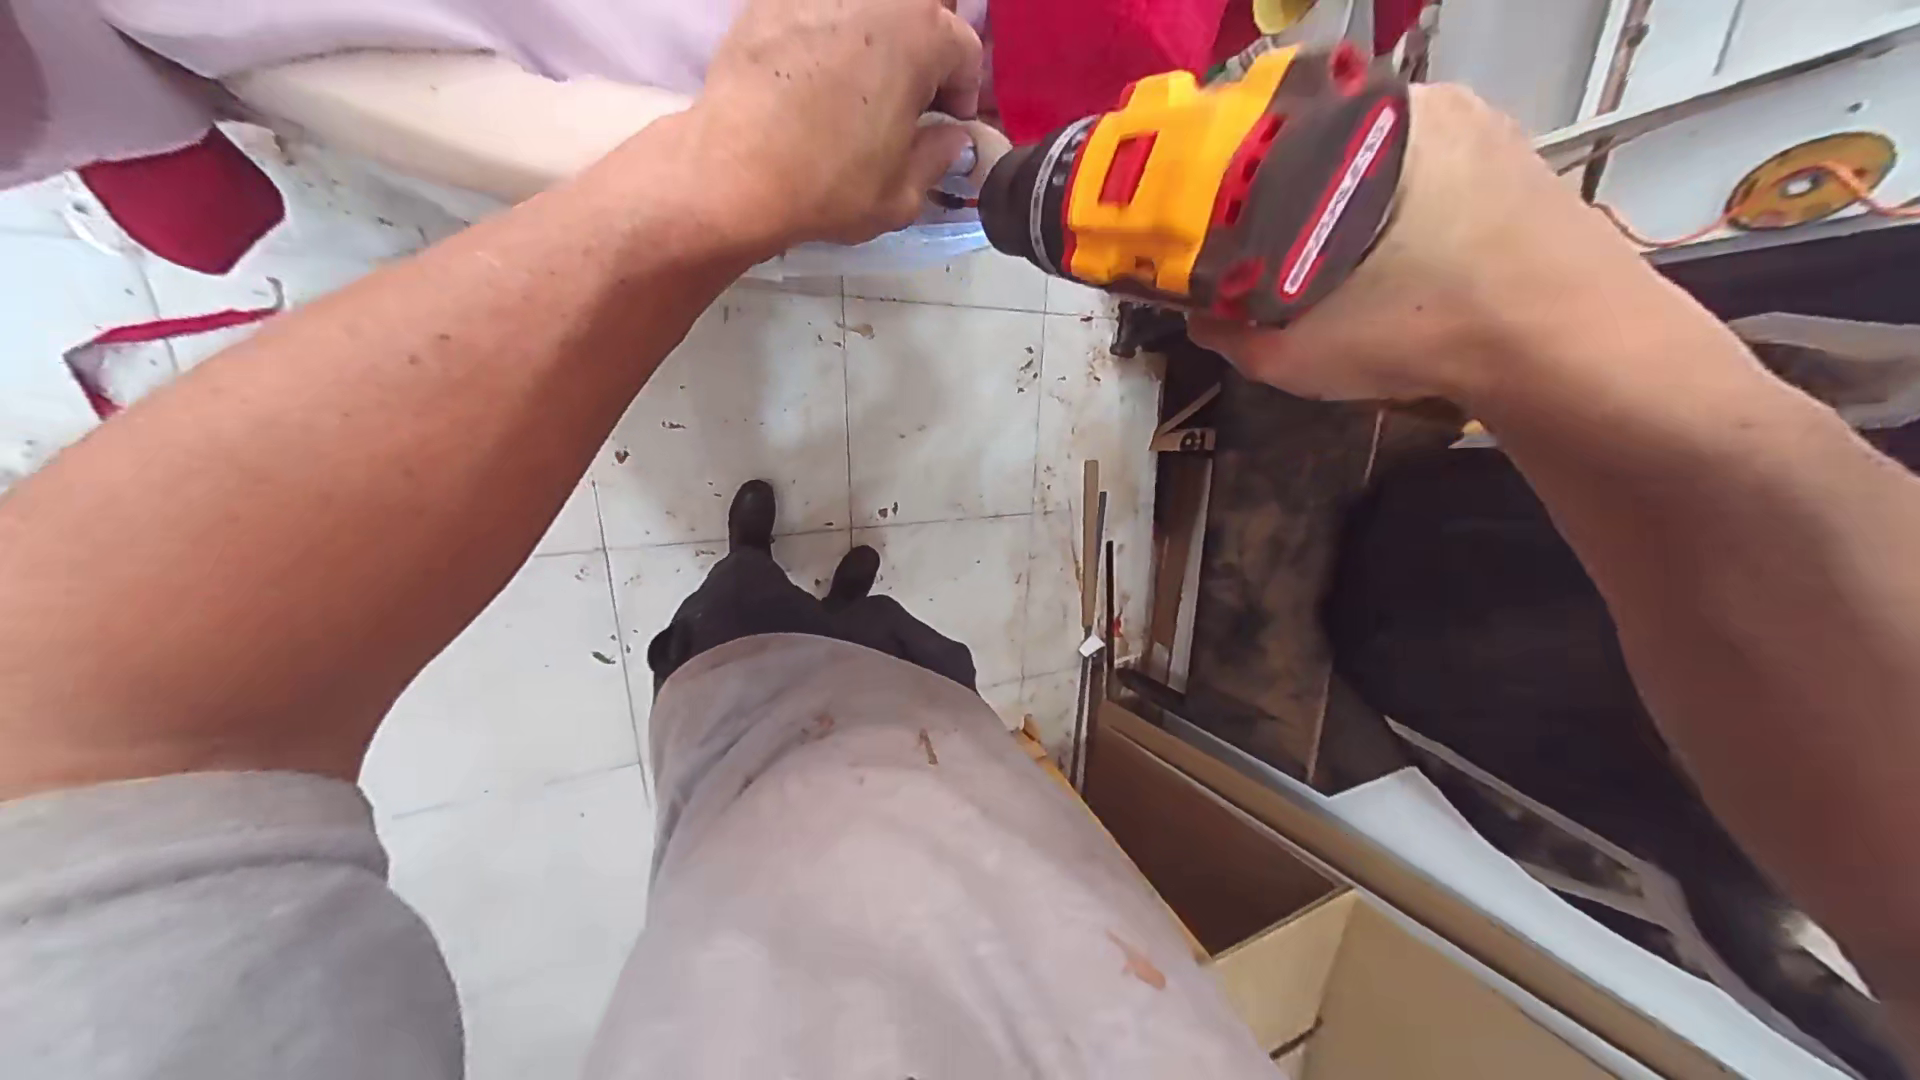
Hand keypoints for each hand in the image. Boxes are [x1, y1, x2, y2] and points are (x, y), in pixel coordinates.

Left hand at [687, 0, 983, 248]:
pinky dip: (828, 41)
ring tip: (859, 93)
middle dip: (924, 58)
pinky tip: (813, 84)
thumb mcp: (903, 194)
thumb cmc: (833, 187)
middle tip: (907, 106)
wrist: (738, 171)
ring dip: (877, 46)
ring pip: (869, 12)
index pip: (965, 49)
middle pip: (920, 16)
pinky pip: (820, 15)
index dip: (963, 93)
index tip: (948, 125)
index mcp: (920, 34)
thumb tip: (952, 139)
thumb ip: (938, 157)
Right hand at [1189, 84, 1657, 407]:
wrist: (1567, 346)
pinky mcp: (1510, 159)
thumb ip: (1225, 331)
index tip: (1203, 219)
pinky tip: (1378, 259)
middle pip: (1314, 140)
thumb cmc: (1419, 332)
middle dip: (1275, 191)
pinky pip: (1417, 172)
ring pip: (1366, 156)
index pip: (1264, 126)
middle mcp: (1426, 103)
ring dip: (1330, 200)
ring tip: (1310, 260)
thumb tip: (1199, 314)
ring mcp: (1479, 125)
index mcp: (1367, 126)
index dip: (1222, 175)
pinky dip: (1383, 206)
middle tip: (1254, 250)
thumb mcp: (1288, 352)